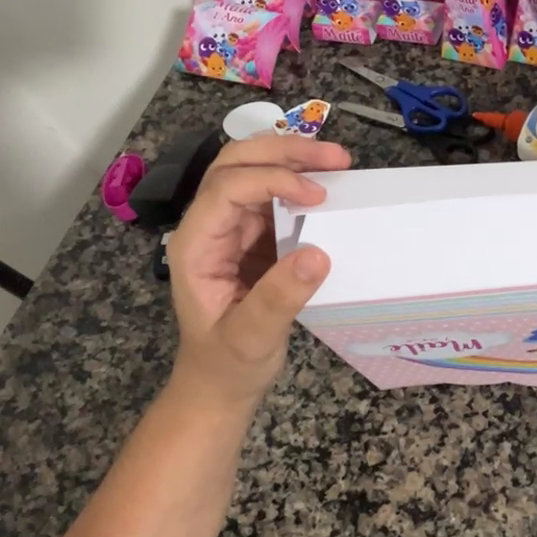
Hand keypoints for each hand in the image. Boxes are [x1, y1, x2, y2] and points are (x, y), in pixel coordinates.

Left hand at [166, 132, 349, 404]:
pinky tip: (330, 187)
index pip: (227, 189)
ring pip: (254, 173)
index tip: (319, 197)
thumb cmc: (227, 364)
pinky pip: (274, 199)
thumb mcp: (251, 337)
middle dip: (284, 151)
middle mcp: (210, 228)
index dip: (273, 181)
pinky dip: (302, 185)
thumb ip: (279, 297)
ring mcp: (232, 232)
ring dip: (294, 160)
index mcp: (197, 245)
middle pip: (235, 164)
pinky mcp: (255, 241)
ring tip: (340, 163)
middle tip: (337, 157)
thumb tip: (318, 254)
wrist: (219, 385)